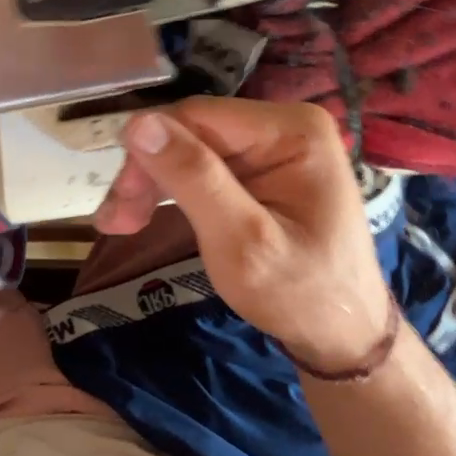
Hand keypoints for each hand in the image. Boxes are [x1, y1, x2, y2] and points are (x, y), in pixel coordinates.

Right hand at [93, 98, 392, 371]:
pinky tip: (142, 215)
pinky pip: (197, 164)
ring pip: (184, 147)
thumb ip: (193, 178)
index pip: (193, 117)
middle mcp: (282, 124)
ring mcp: (270, 145)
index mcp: (291, 130)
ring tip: (120, 225)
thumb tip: (136, 123)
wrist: (341, 338)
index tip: (121, 204)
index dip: (149, 153)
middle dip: (146, 174)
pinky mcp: (257, 167)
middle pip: (186, 131)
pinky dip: (167, 190)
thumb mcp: (241, 241)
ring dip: (149, 184)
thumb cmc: (299, 294)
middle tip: (115, 223)